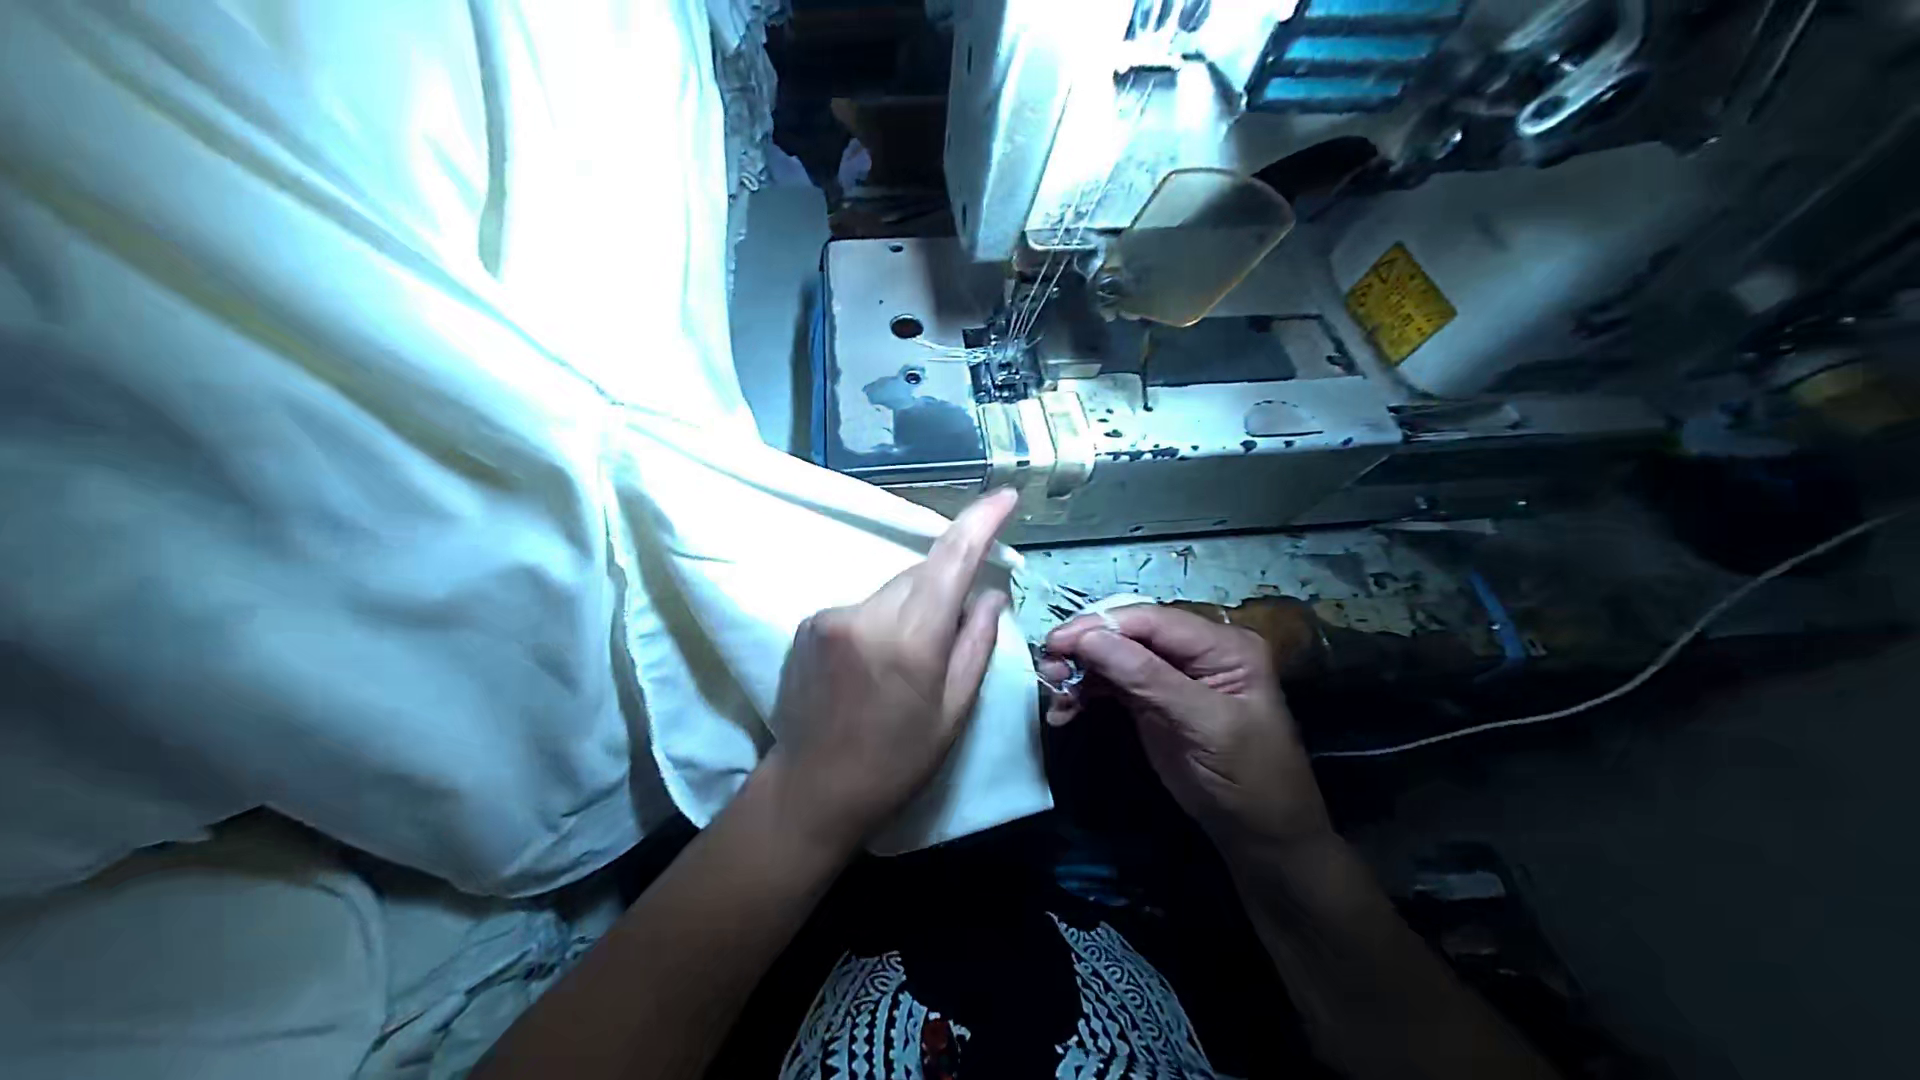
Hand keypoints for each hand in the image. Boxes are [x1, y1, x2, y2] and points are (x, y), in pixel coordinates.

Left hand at [764, 489, 1019, 851]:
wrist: (813, 788)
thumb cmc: (896, 760)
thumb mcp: (953, 712)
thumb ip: (976, 644)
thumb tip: (991, 594)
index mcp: (911, 639)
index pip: (951, 560)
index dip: (981, 522)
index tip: (1005, 496)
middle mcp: (867, 614)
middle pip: (920, 573)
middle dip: (944, 587)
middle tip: (952, 632)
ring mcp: (830, 614)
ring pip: (890, 588)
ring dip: (910, 606)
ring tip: (905, 660)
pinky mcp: (808, 622)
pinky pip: (862, 604)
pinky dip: (880, 618)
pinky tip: (874, 661)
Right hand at [1043, 605, 1332, 854]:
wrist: (1260, 836)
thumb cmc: (1249, 778)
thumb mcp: (1205, 725)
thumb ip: (1148, 678)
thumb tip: (1089, 638)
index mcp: (1222, 644)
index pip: (1152, 620)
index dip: (1102, 626)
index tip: (1058, 642)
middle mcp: (1194, 650)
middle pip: (1127, 633)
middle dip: (1085, 648)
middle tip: (1048, 666)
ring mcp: (1170, 674)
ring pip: (1112, 657)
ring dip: (1079, 672)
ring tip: (1054, 695)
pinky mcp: (1150, 699)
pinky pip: (1109, 684)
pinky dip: (1084, 694)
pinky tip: (1065, 712)